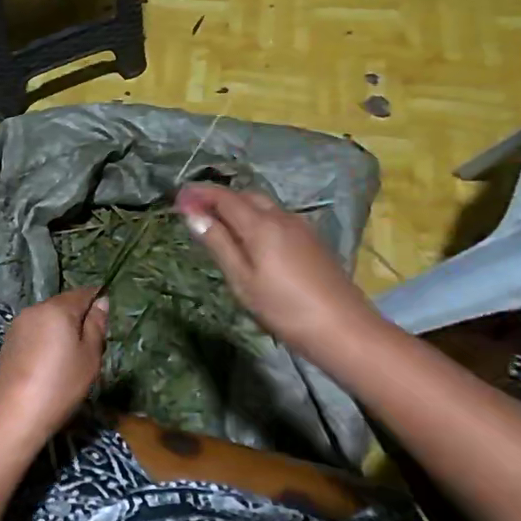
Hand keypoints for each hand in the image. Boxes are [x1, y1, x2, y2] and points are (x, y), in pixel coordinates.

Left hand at [0, 287, 107, 444]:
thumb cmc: (59, 385)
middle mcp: (35, 309)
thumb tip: (101, 301)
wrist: (11, 418)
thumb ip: (96, 324)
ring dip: (62, 332)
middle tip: (92, 348)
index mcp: (57, 308)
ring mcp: (17, 326)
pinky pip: (35, 334)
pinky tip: (50, 367)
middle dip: (80, 319)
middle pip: (65, 305)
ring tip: (70, 361)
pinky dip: (46, 343)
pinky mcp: (8, 344)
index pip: (85, 293)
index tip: (107, 325)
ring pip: (49, 320)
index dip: (99, 303)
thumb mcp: (90, 355)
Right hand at [174, 184, 383, 357]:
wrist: (342, 326)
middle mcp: (282, 216)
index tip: (178, 197)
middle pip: (246, 196)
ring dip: (239, 206)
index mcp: (261, 224)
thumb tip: (193, 214)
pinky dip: (257, 218)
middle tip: (195, 209)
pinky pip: (278, 218)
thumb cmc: (285, 308)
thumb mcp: (243, 280)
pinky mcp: (312, 240)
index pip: (225, 197)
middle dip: (219, 197)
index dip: (200, 194)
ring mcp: (301, 227)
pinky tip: (252, 237)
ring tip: (219, 223)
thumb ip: (219, 243)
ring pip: (264, 206)